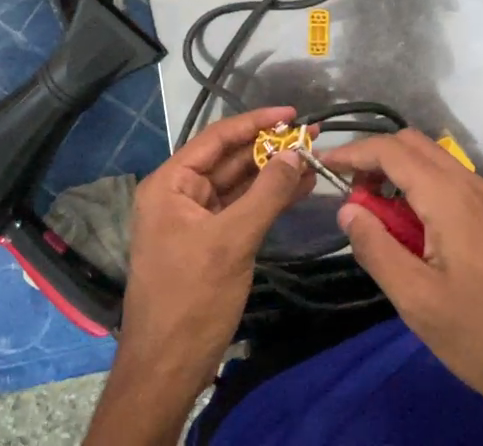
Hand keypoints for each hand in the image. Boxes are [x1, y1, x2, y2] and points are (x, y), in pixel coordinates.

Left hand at [88, 106, 313, 444]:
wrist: (168, 368)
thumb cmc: (192, 298)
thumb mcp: (232, 242)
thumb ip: (266, 193)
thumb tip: (296, 153)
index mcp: (170, 184)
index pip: (216, 138)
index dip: (256, 122)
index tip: (293, 114)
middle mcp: (179, 195)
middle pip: (230, 160)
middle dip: (270, 148)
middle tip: (313, 136)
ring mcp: (196, 220)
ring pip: (240, 185)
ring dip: (274, 173)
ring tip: (315, 158)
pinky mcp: (211, 243)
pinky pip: (242, 210)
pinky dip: (269, 199)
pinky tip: (300, 188)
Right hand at [325, 131, 482, 444]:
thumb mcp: (419, 301)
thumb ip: (377, 249)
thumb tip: (347, 210)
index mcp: (450, 198)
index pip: (392, 150)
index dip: (352, 152)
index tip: (321, 167)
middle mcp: (473, 186)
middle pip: (415, 146)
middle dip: (376, 159)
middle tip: (348, 196)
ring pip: (436, 165)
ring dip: (401, 177)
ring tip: (377, 220)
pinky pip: (454, 187)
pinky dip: (424, 193)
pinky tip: (416, 236)